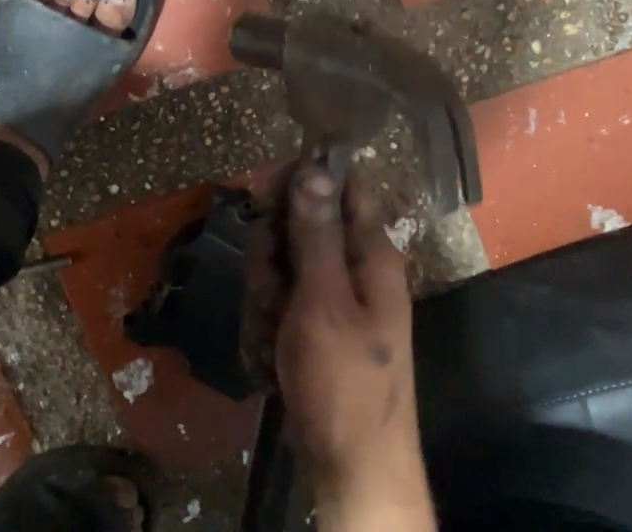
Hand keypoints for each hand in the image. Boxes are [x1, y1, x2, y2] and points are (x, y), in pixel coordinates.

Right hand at [266, 165, 434, 529]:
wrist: (351, 467)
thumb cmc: (343, 382)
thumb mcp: (323, 300)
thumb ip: (315, 233)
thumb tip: (315, 166)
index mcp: (369, 254)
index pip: (335, 187)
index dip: (296, 185)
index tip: (262, 202)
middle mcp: (353, 272)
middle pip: (293, 232)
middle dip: (269, 265)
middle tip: (271, 298)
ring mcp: (330, 304)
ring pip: (275, 275)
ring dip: (262, 308)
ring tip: (273, 344)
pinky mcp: (311, 333)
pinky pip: (273, 312)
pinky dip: (265, 335)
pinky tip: (271, 364)